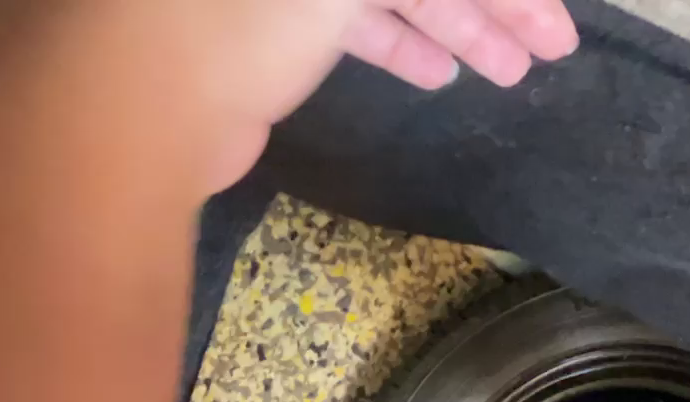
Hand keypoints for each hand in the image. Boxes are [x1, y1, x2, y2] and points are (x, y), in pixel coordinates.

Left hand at [145, 0, 576, 191]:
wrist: (139, 104)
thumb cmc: (238, 5)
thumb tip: (434, 7)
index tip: (546, 8)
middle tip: (551, 43)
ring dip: (455, 25)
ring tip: (512, 71)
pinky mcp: (266, 20)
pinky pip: (350, 22)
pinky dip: (398, 45)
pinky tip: (441, 75)